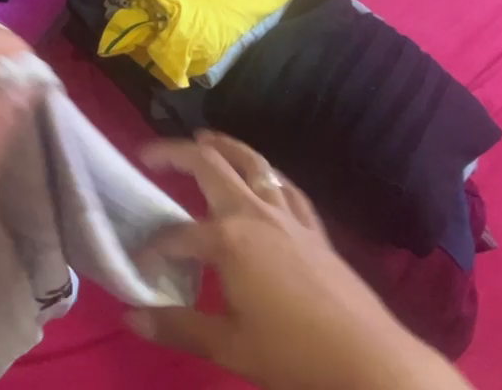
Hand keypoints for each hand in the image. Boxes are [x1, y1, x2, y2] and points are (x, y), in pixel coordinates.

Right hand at [131, 133, 470, 389]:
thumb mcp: (229, 346)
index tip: (137, 265)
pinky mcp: (313, 228)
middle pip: (210, 166)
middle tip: (149, 153)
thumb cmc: (294, 355)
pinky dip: (266, 173)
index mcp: (228, 239)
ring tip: (204, 137)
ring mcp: (287, 216)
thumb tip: (130, 318)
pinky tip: (262, 177)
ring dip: (224, 146)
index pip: (176, 235)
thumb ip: (177, 326)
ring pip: (252, 163)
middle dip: (175, 153)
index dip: (151, 248)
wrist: (370, 363)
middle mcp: (254, 213)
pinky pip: (285, 186)